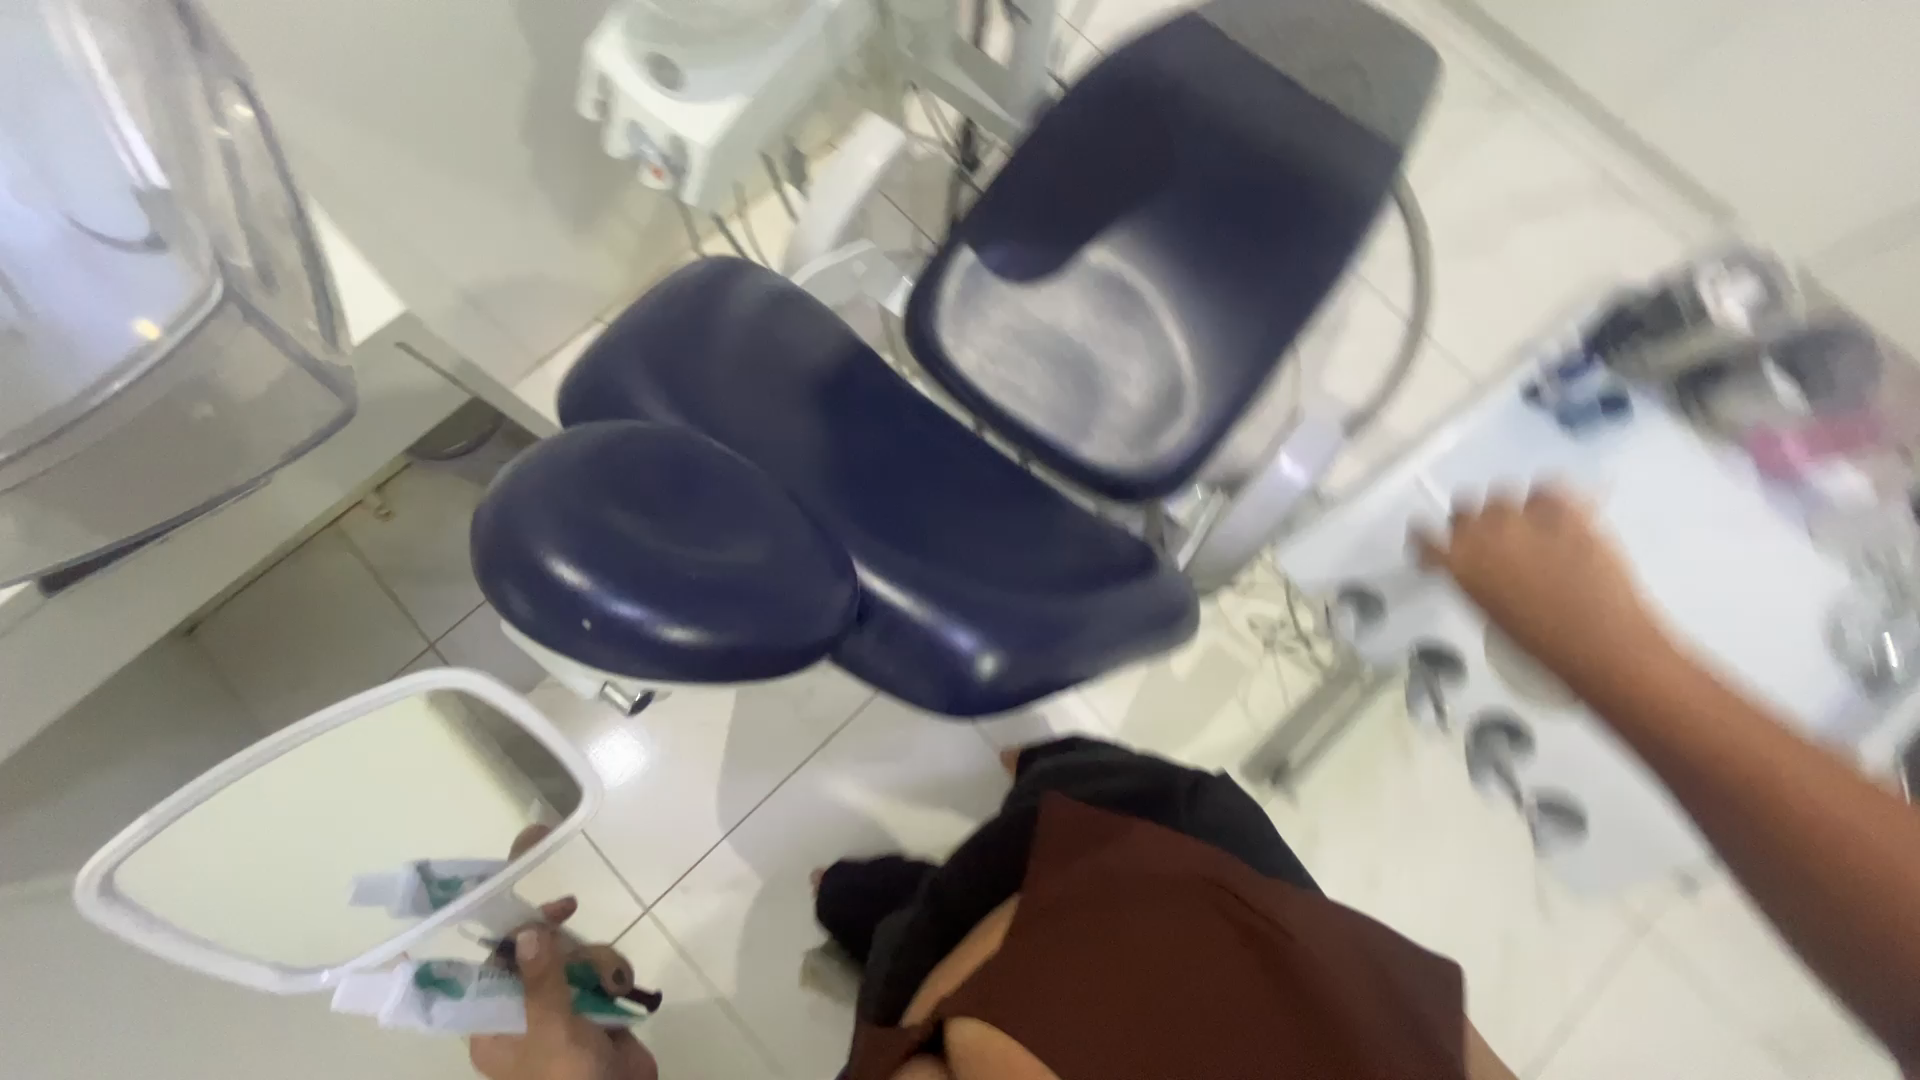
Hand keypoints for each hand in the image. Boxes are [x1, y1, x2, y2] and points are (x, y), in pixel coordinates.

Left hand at [468, 925, 657, 1079]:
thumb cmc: (571, 1076)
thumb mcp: (551, 1028)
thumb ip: (540, 978)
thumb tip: (527, 931)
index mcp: (498, 1027)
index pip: (499, 967)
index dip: (522, 936)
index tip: (554, 914)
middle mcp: (526, 1015)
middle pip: (545, 957)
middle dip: (573, 953)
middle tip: (589, 952)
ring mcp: (564, 1012)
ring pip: (579, 961)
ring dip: (600, 965)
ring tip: (614, 986)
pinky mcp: (597, 1010)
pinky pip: (602, 973)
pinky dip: (615, 976)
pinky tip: (623, 990)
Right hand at [1412, 485, 1669, 687]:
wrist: (1602, 640)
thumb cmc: (1538, 640)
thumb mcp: (1485, 609)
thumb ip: (1471, 577)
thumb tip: (1476, 566)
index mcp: (1456, 561)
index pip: (1424, 535)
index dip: (1427, 540)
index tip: (1435, 547)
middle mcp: (1483, 532)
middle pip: (1464, 507)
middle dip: (1472, 521)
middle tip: (1489, 540)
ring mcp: (1525, 518)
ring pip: (1502, 491)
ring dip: (1509, 507)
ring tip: (1526, 527)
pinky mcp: (1568, 511)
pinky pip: (1549, 486)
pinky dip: (1548, 498)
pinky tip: (1555, 513)